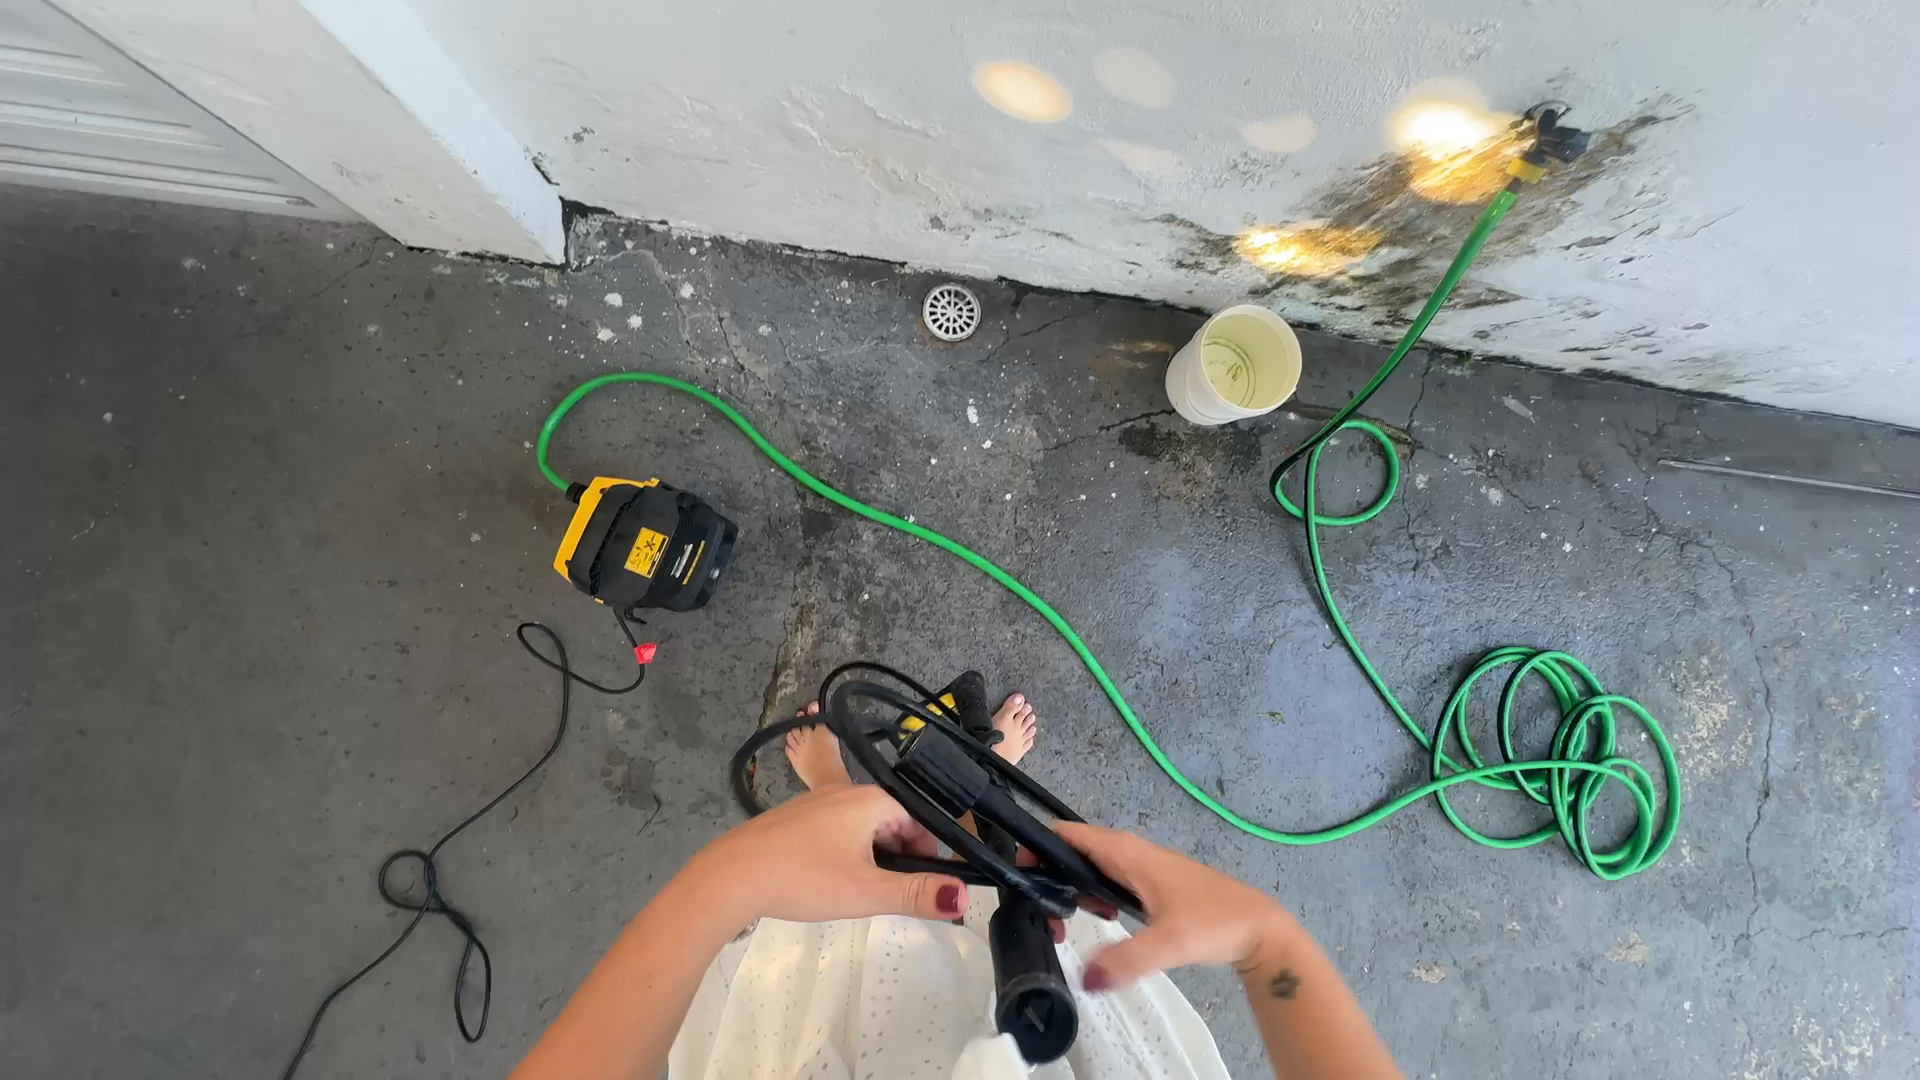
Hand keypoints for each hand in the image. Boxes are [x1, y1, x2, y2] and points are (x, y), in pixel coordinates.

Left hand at [683, 785, 968, 927]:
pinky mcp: (797, 816)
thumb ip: (916, 893)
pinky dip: (844, 853)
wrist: (733, 875)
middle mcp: (848, 790)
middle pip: (892, 823)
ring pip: (863, 828)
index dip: (926, 856)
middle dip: (896, 858)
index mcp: (872, 800)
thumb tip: (963, 895)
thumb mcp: (866, 891)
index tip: (920, 889)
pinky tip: (826, 880)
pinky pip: (837, 830)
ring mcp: (819, 800)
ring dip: (870, 857)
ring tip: (855, 892)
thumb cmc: (804, 878)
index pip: (919, 822)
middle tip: (884, 896)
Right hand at [1054, 821, 1294, 991]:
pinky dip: (1090, 895)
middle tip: (1041, 915)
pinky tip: (1095, 919)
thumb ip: (1128, 959)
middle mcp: (1126, 851)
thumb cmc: (1214, 921)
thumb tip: (1085, 979)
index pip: (1066, 834)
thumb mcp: (1170, 942)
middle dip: (1048, 875)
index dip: (1037, 848)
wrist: (1256, 927)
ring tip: (1060, 923)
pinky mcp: (1145, 882)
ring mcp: (1137, 865)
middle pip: (1072, 850)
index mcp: (1124, 851)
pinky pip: (1104, 879)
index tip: (1019, 877)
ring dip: (1068, 888)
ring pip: (1088, 866)